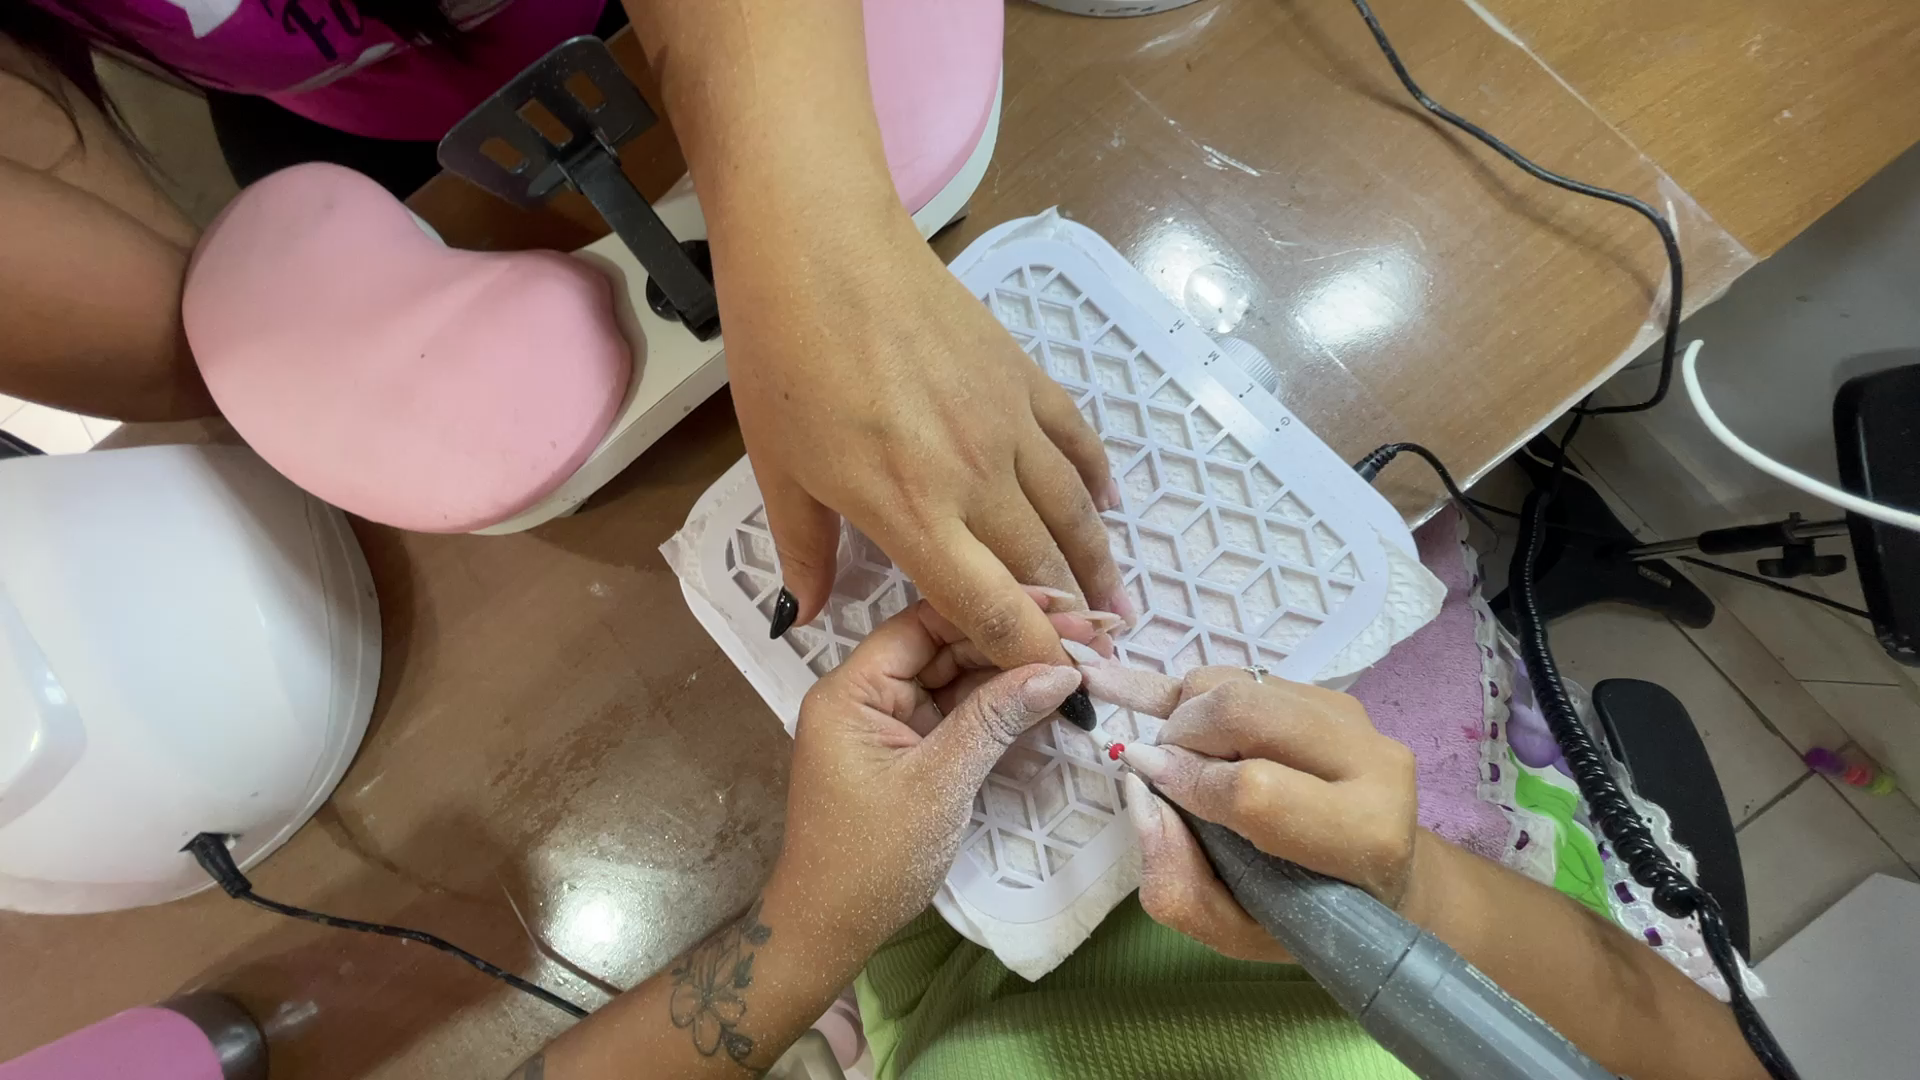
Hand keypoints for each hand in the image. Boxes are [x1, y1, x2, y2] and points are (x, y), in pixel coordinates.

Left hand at [722, 215, 1129, 666]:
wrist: (819, 245)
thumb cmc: (784, 361)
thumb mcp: (777, 470)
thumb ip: (803, 553)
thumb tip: (802, 615)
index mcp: (912, 513)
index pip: (991, 608)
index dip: (1028, 655)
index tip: (1053, 683)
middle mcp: (977, 479)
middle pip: (1044, 567)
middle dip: (1072, 618)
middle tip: (1094, 649)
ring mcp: (1010, 424)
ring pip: (1074, 512)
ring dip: (1098, 562)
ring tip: (1116, 599)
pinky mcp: (1025, 377)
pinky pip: (1078, 442)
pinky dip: (1097, 481)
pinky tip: (1104, 504)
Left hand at [773, 595, 1099, 958]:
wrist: (831, 929)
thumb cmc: (872, 859)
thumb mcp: (939, 783)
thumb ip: (996, 718)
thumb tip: (1061, 669)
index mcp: (853, 688)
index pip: (925, 622)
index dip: (989, 607)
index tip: (1056, 604)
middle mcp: (869, 690)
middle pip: (946, 644)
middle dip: (1012, 639)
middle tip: (1085, 634)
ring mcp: (891, 717)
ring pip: (957, 674)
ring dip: (1012, 669)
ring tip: (1078, 656)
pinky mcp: (910, 742)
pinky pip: (958, 707)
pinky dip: (999, 702)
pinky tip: (1045, 689)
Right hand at [1082, 664, 1420, 962]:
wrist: (1374, 875)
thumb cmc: (1306, 913)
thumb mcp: (1238, 931)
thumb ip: (1179, 885)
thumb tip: (1139, 794)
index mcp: (1362, 835)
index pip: (1253, 788)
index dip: (1186, 781)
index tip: (1147, 782)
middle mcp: (1370, 762)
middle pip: (1242, 711)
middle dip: (1180, 734)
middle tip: (1160, 767)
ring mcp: (1348, 717)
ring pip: (1233, 683)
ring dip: (1185, 713)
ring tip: (1180, 752)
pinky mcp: (1322, 694)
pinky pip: (1235, 672)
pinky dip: (1174, 685)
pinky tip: (1109, 680)